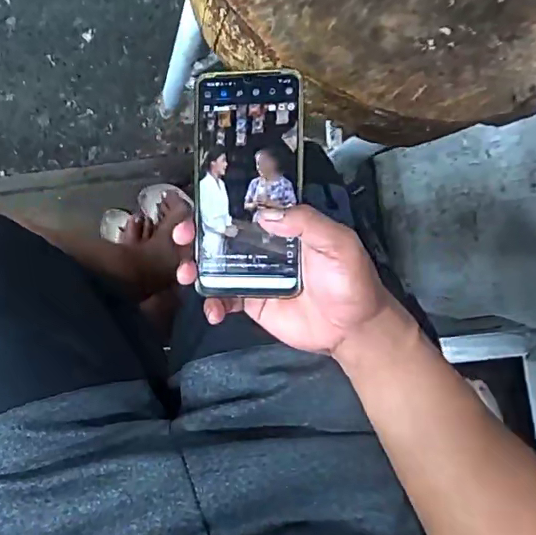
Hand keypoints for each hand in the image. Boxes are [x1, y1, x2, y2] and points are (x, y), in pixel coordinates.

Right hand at [174, 205, 408, 356]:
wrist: (354, 328)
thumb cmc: (352, 280)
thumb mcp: (338, 243)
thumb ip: (307, 223)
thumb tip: (266, 215)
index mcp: (284, 228)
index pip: (246, 209)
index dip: (219, 206)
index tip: (199, 208)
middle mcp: (265, 248)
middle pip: (221, 235)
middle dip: (195, 234)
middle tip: (182, 239)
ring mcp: (255, 275)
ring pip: (216, 266)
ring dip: (195, 267)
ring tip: (187, 274)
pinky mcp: (254, 303)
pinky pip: (225, 300)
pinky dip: (212, 304)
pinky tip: (213, 311)